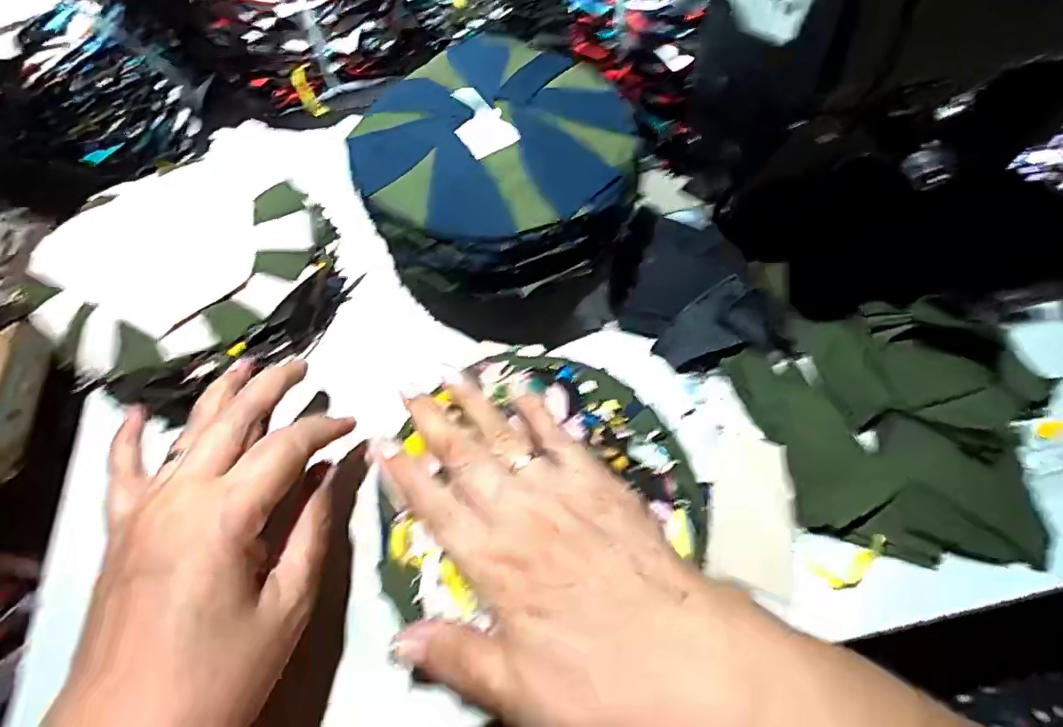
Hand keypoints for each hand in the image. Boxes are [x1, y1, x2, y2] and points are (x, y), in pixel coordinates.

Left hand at [47, 359, 354, 726]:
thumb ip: (313, 528)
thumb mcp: (287, 605)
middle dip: (272, 386)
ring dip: (218, 396)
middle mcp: (180, 498)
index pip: (286, 446)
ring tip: (246, 366)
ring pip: (185, 435)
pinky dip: (127, 442)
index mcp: (225, 514)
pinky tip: (132, 416)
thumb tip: (333, 470)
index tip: (353, 425)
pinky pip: (121, 477)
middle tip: (303, 367)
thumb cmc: (217, 678)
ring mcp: (143, 513)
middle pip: (233, 421)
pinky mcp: (120, 535)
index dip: (324, 428)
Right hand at [376, 374, 961, 726]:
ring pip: (510, 438)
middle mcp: (521, 515)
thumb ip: (457, 654)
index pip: (435, 509)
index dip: (406, 475)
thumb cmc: (595, 680)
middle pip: (467, 459)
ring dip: (481, 404)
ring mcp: (562, 491)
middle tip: (410, 387)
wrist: (678, 650)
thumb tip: (399, 639)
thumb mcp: (516, 687)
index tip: (384, 443)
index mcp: (492, 563)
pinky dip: (542, 411)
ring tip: (456, 374)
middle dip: (435, 421)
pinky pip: (563, 438)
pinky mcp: (600, 480)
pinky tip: (525, 389)